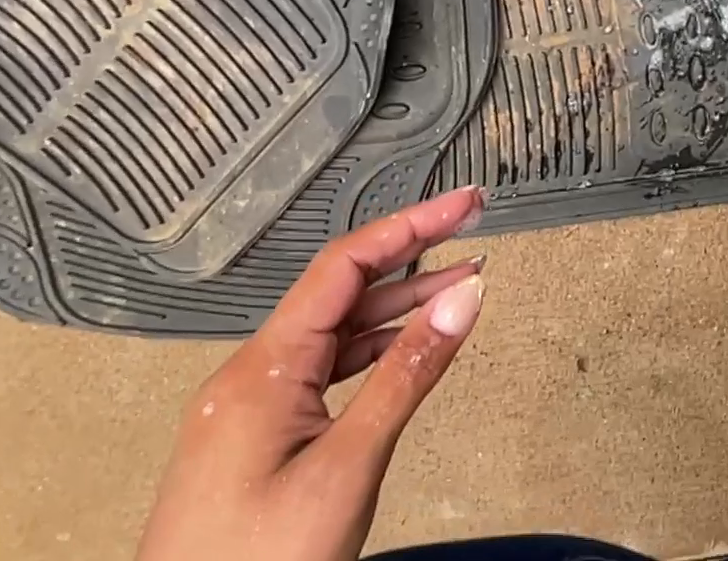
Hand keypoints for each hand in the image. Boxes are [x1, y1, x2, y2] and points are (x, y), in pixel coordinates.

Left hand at [136, 186, 488, 560]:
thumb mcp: (349, 464)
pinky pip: (329, 365)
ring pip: (337, 329)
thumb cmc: (265, 558)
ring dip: (402, 300)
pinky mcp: (262, 432)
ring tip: (468, 280)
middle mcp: (251, 373)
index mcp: (263, 368)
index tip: (468, 202)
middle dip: (412, 252)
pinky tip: (415, 340)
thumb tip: (469, 291)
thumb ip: (409, 372)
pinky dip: (380, 343)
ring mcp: (253, 404)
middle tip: (476, 225)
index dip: (411, 224)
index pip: (345, 267)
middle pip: (340, 290)